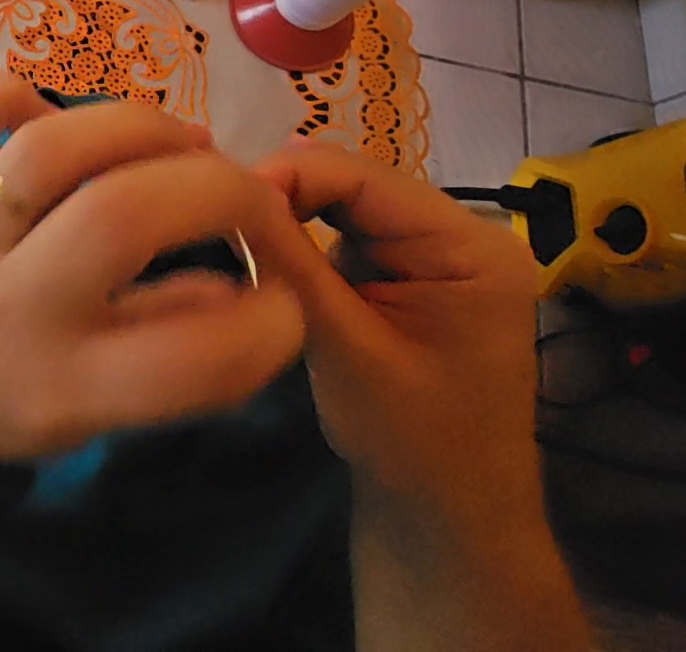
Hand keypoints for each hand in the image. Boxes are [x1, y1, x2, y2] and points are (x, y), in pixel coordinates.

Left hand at [0, 77, 332, 480]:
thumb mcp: (88, 417)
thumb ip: (172, 352)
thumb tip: (247, 287)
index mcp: (62, 383)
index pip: (191, 358)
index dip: (270, 324)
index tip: (283, 302)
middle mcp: (13, 300)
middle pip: (122, 217)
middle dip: (218, 192)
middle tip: (245, 198)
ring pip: (50, 150)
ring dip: (139, 131)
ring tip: (181, 145)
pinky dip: (10, 95)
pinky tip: (54, 114)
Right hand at [254, 142, 542, 520]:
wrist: (444, 509)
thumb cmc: (409, 439)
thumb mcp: (343, 347)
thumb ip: (291, 263)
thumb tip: (231, 192)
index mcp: (469, 248)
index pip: (366, 178)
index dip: (289, 175)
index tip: (217, 199)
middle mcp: (458, 235)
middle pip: (354, 183)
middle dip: (283, 193)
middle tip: (216, 214)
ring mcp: (430, 252)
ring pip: (341, 204)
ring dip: (286, 214)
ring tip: (232, 229)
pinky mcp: (401, 270)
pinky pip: (340, 231)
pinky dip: (297, 237)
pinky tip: (262, 247)